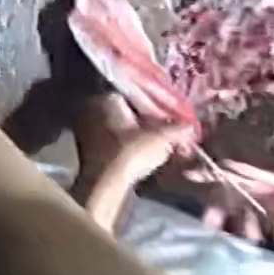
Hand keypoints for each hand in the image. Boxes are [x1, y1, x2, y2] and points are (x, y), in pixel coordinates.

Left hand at [75, 93, 198, 190]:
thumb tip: (189, 124)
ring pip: (118, 124)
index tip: (170, 118)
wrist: (105, 178)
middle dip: (146, 120)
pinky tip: (139, 151)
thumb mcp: (162, 137)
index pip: (135, 95)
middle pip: (126, 110)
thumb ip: (177, 128)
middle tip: (167, 131)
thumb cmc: (132, 151)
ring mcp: (84, 124)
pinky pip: (109, 136)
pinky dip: (124, 141)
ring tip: (158, 143)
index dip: (155, 107)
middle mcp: (91, 107)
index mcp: (106, 98)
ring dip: (136, 132)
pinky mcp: (84, 141)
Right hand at [197, 163, 273, 274]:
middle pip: (261, 188)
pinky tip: (244, 237)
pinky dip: (247, 227)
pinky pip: (260, 221)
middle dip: (232, 197)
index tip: (226, 171)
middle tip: (207, 211)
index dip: (256, 175)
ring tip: (222, 228)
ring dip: (235, 214)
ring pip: (254, 204)